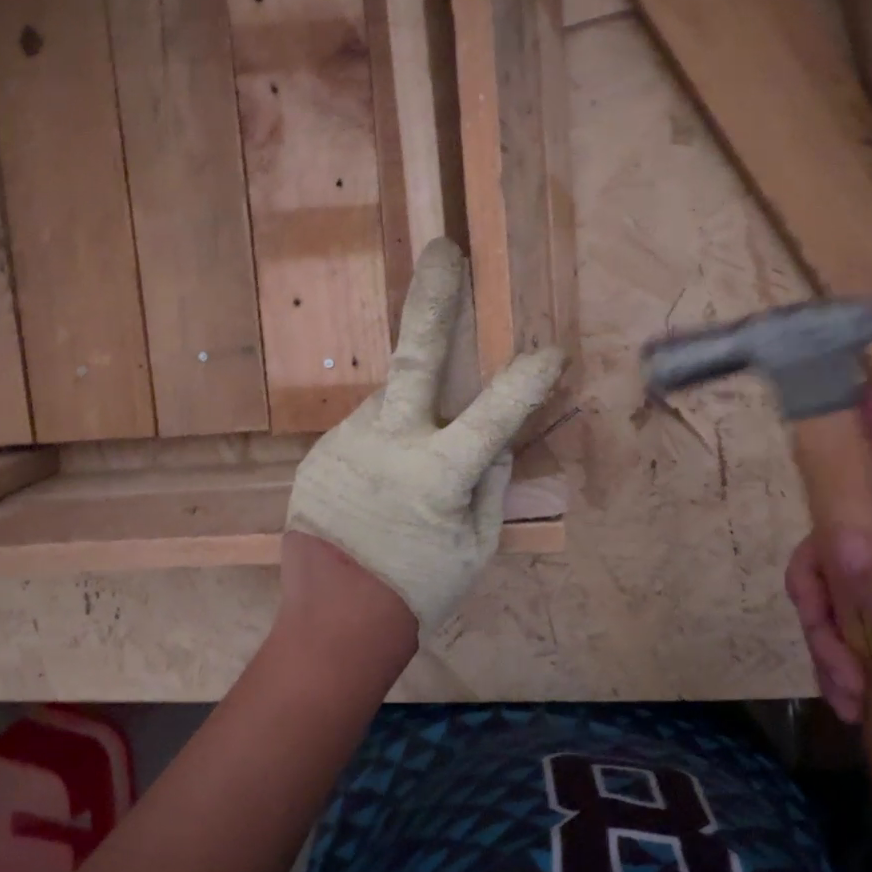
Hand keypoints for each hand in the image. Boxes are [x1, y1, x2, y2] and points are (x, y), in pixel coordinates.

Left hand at [286, 238, 564, 635]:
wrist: (333, 619)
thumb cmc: (417, 588)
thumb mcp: (475, 545)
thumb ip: (491, 484)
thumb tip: (500, 440)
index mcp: (439, 473)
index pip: (496, 413)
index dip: (528, 379)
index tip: (550, 353)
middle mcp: (390, 443)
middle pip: (416, 357)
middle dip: (434, 299)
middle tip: (443, 253)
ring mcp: (348, 443)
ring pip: (391, 401)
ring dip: (410, 411)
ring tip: (408, 462)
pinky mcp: (320, 453)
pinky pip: (366, 430)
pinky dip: (383, 441)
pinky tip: (381, 479)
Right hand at [785, 387, 871, 774]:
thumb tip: (836, 526)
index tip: (860, 388)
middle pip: (841, 546)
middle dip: (820, 603)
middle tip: (828, 655)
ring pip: (838, 592)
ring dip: (830, 644)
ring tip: (848, 695)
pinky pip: (850, 625)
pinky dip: (842, 662)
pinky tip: (853, 700)